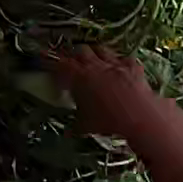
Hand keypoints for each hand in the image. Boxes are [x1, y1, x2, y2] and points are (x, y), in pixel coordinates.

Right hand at [50, 45, 182, 142]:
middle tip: (72, 60)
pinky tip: (121, 67)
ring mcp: (115, 64)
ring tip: (94, 59)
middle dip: (75, 53)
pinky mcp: (133, 66)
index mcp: (78, 77)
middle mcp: (95, 66)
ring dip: (96, 53)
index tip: (43, 57)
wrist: (139, 115)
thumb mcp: (85, 126)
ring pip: (101, 49)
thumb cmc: (107, 121)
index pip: (59, 64)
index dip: (51, 61)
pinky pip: (124, 59)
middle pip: (80, 50)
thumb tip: (69, 132)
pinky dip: (121, 62)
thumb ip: (76, 125)